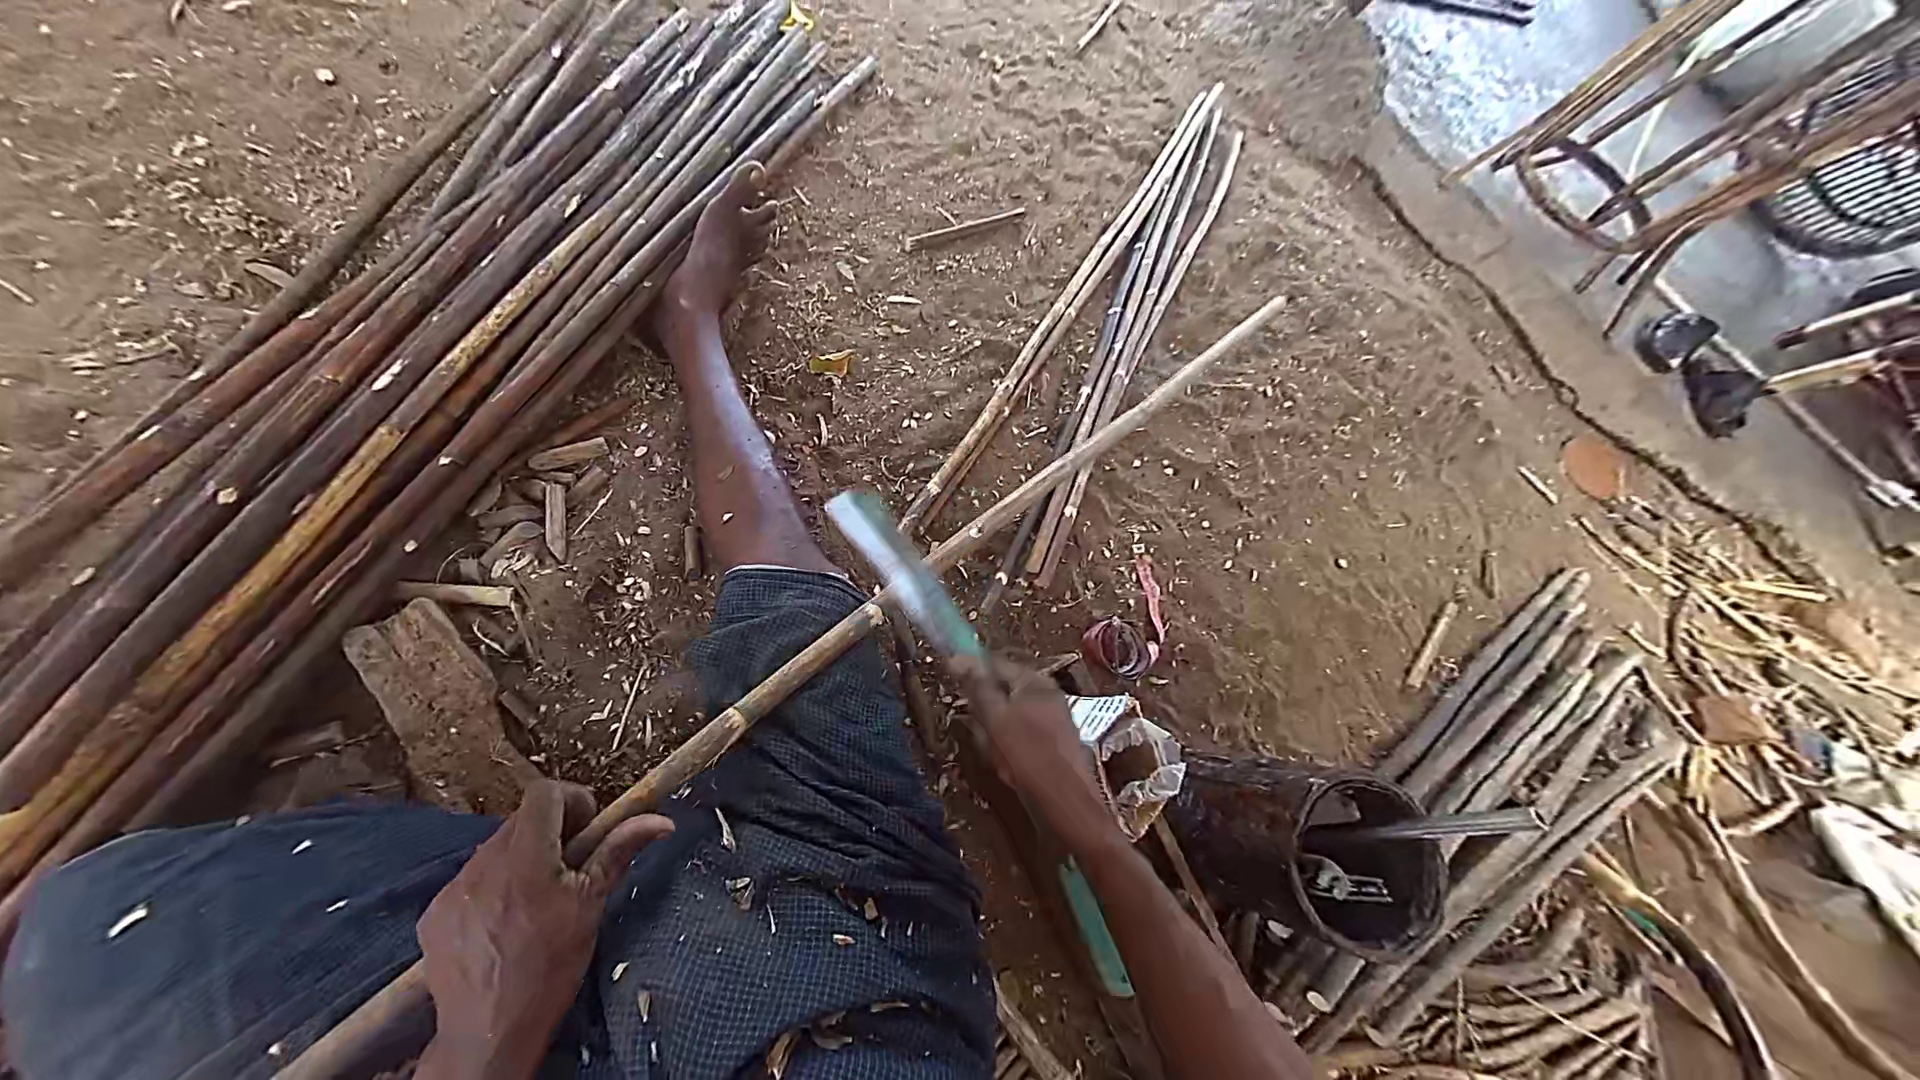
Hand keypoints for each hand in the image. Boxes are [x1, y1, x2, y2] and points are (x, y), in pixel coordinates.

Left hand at [415, 782, 673, 1079]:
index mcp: (525, 860)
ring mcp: (451, 891)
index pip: (543, 793)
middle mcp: (481, 867)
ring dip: (525, 856)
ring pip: (497, 847)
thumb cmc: (551, 966)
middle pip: (522, 819)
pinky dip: (496, 883)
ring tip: (540, 896)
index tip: (587, 829)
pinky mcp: (434, 913)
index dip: (572, 800)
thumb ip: (619, 849)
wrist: (489, 1034)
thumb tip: (660, 820)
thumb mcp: (593, 902)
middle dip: (552, 830)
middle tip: (572, 865)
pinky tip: (508, 918)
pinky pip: (473, 877)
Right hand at [954, 658, 1113, 851]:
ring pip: (1011, 715)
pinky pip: (1023, 736)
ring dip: (995, 729)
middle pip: (1004, 690)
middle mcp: (1049, 694)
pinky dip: (1009, 745)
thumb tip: (959, 658)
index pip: (996, 663)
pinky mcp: (1057, 745)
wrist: (1066, 803)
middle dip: (984, 706)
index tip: (948, 673)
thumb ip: (977, 686)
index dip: (970, 667)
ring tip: (991, 750)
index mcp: (1035, 681)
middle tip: (973, 723)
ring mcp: (1056, 719)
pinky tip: (1006, 764)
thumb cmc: (1026, 755)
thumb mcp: (994, 717)